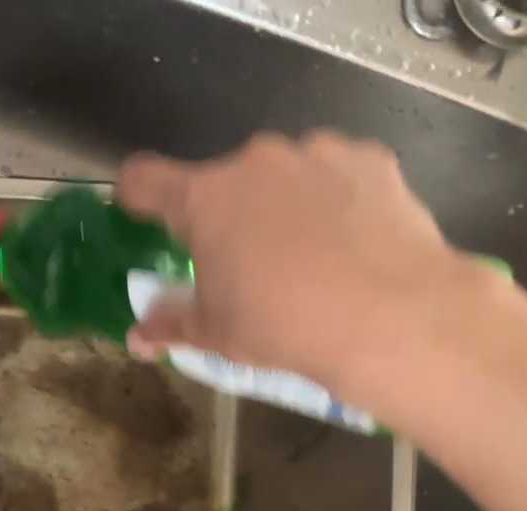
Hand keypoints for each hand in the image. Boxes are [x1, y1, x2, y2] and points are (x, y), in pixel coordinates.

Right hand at [117, 133, 498, 396]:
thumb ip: (169, 326)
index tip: (141, 216)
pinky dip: (326, 199)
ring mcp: (316, 154)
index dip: (134, 196)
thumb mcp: (213, 333)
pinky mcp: (369, 158)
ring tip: (297, 253)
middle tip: (235, 262)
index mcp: (204, 201)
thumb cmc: (281, 322)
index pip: (144, 180)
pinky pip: (330, 174)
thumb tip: (137, 340)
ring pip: (276, 175)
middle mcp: (255, 163)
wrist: (392, 315)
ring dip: (273, 204)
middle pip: (217, 182)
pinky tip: (342, 240)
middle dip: (219, 215)